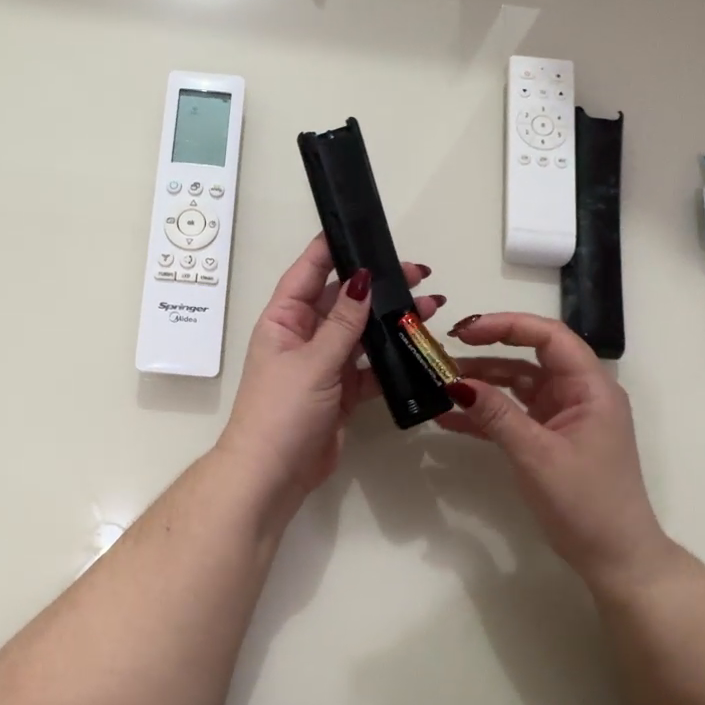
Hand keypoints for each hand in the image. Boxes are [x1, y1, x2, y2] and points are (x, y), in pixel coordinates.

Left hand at [218, 235, 443, 507]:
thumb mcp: (313, 362)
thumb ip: (343, 323)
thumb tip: (362, 279)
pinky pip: (371, 368)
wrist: (272, 475)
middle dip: (379, 286)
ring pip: (362, 334)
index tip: (364, 229)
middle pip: (343, 300)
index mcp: (283, 320)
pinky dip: (393, 360)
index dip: (333, 249)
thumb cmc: (281, 412)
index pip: (308, 273)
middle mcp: (302, 336)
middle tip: (419, 274)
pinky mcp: (341, 393)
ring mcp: (323, 366)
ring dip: (392, 322)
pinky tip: (421, 348)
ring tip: (432, 307)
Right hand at [436, 313, 674, 589]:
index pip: (549, 337)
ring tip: (437, 385)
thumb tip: (455, 383)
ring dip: (480, 385)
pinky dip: (483, 415)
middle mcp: (578, 394)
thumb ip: (496, 415)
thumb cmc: (586, 501)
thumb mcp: (536, 454)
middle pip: (528, 358)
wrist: (615, 557)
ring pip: (516, 386)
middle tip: (443, 354)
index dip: (507, 326)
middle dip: (486, 353)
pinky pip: (511, 415)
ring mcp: (562, 417)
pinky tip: (448, 418)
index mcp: (590, 388)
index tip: (465, 331)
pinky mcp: (548, 440)